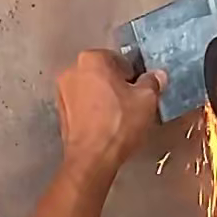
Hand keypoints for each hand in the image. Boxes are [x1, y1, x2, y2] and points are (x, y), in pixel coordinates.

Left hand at [55, 50, 164, 177]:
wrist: (92, 158)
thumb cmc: (120, 123)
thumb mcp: (146, 100)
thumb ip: (152, 82)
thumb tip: (157, 75)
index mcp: (92, 58)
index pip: (120, 60)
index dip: (134, 76)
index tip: (140, 92)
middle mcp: (71, 70)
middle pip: (102, 74)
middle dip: (116, 86)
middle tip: (131, 104)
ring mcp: (61, 92)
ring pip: (91, 90)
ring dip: (103, 98)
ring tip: (118, 118)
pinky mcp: (59, 113)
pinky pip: (82, 105)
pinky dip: (92, 111)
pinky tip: (103, 125)